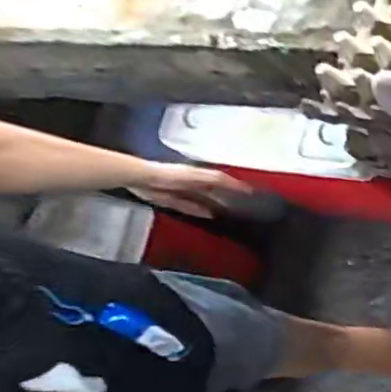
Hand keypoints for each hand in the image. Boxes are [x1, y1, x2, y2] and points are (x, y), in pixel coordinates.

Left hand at [129, 162, 253, 217]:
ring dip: (215, 205)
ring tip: (228, 213)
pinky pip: (190, 207)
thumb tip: (243, 186)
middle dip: (226, 196)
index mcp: (199, 175)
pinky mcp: (171, 201)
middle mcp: (191, 183)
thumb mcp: (199, 176)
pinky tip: (208, 216)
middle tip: (242, 206)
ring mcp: (181, 192)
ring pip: (203, 199)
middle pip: (212, 190)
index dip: (236, 186)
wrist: (139, 178)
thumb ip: (220, 180)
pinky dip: (200, 211)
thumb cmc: (170, 175)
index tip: (250, 193)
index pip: (222, 180)